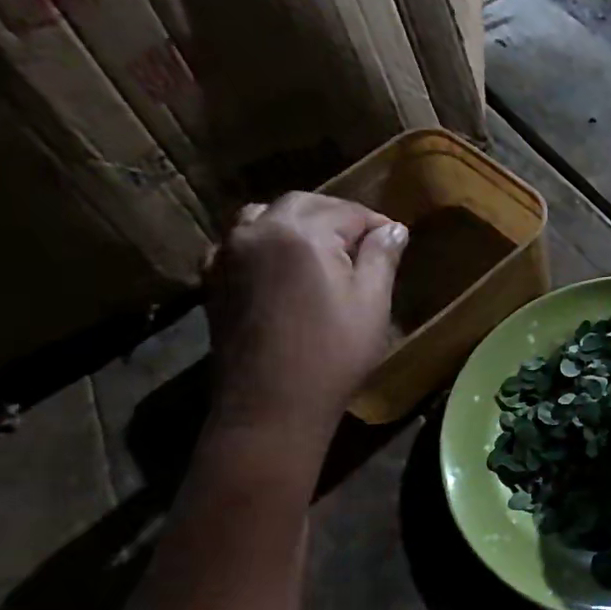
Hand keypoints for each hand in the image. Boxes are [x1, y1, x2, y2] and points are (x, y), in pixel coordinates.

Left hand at [206, 192, 407, 431]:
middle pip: (303, 205)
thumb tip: (394, 228)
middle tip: (364, 243)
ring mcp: (228, 253)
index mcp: (302, 232)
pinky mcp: (213, 279)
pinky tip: (278, 266)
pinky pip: (238, 243)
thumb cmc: (332, 355)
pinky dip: (262, 243)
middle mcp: (258, 230)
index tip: (396, 239)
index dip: (376, 223)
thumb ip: (382, 258)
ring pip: (265, 217)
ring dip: (297, 224)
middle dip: (336, 217)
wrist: (270, 404)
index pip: (346, 210)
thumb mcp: (371, 305)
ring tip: (322, 250)